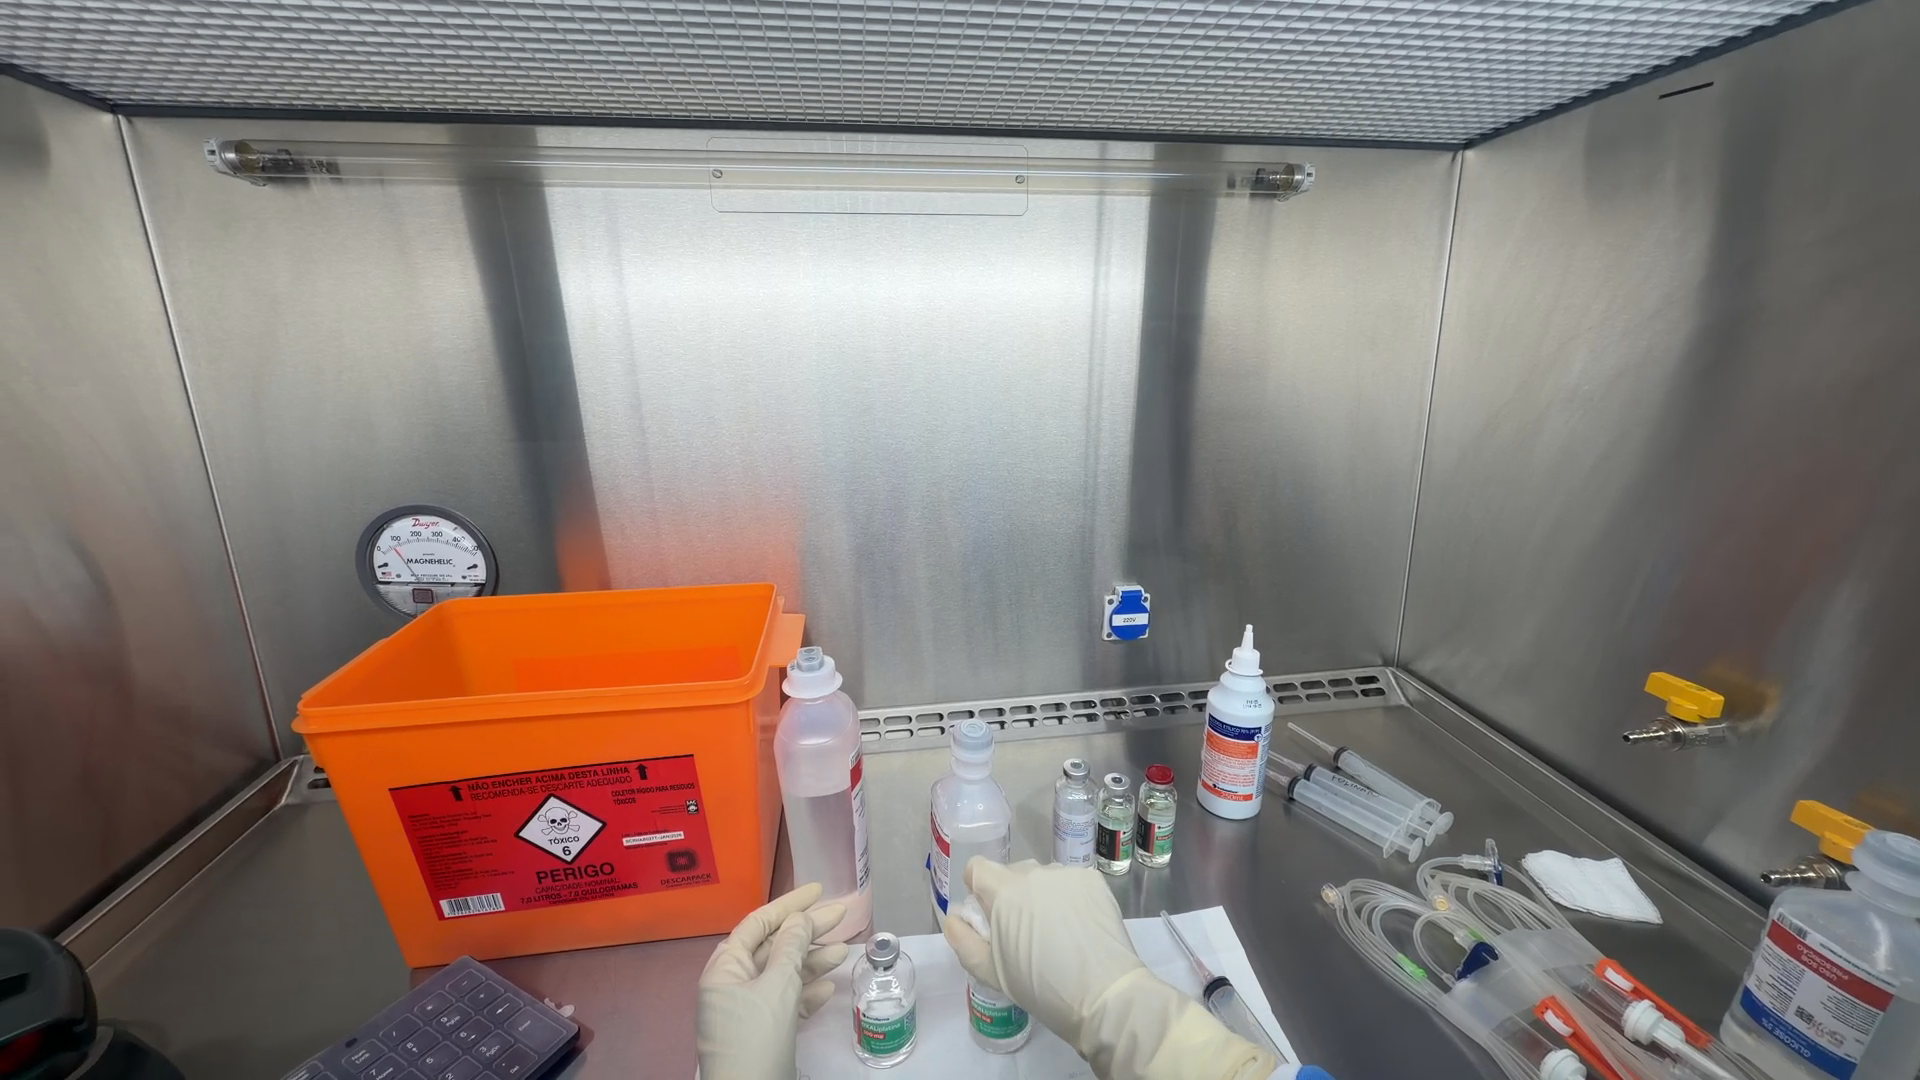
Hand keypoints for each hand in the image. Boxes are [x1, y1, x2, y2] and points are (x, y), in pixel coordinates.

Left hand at [696, 883, 848, 1079]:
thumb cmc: (757, 1037)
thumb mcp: (778, 985)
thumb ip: (791, 946)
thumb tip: (799, 919)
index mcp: (725, 969)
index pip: (759, 923)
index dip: (790, 904)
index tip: (819, 890)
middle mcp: (732, 985)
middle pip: (774, 946)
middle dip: (808, 931)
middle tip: (842, 915)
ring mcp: (746, 1011)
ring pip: (783, 973)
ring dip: (813, 961)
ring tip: (845, 952)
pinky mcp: (762, 1033)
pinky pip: (786, 1001)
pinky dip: (807, 991)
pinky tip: (829, 986)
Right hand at [943, 859, 1277, 1079]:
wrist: (1113, 1000)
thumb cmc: (1050, 992)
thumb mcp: (996, 974)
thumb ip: (967, 939)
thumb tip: (951, 913)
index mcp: (1008, 890)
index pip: (979, 869)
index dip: (980, 889)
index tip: (988, 913)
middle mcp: (1038, 870)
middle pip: (1013, 873)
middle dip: (1015, 897)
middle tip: (1030, 937)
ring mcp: (1070, 873)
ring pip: (1045, 877)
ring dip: (1045, 899)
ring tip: (1061, 939)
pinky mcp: (1096, 882)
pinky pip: (1071, 882)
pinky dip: (1071, 899)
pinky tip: (1083, 931)